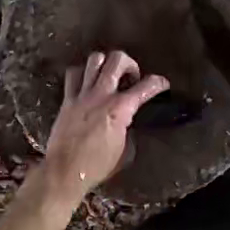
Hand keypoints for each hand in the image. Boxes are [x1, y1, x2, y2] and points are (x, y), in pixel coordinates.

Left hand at [38, 51, 169, 209]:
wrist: (66, 170)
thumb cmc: (99, 165)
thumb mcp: (125, 149)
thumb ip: (129, 129)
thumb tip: (127, 122)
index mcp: (121, 108)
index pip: (147, 86)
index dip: (159, 82)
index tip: (162, 84)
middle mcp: (102, 94)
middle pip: (117, 59)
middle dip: (130, 63)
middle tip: (132, 77)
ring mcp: (83, 94)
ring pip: (94, 59)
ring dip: (106, 63)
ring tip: (109, 75)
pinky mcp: (67, 99)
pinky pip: (73, 74)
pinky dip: (83, 73)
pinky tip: (87, 82)